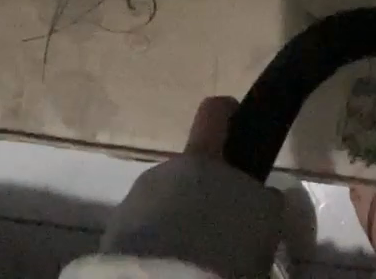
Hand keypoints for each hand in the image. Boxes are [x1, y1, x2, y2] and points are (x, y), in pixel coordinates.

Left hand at [98, 97, 281, 276]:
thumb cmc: (223, 244)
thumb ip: (261, 200)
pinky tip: (176, 270)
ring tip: (199, 256)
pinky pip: (145, 236)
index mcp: (201, 157)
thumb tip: (262, 196)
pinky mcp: (113, 241)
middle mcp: (163, 171)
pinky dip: (160, 249)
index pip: (214, 111)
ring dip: (180, 222)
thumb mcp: (263, 220)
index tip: (239, 123)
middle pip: (188, 171)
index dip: (228, 114)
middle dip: (204, 192)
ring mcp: (134, 204)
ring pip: (165, 204)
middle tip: (225, 225)